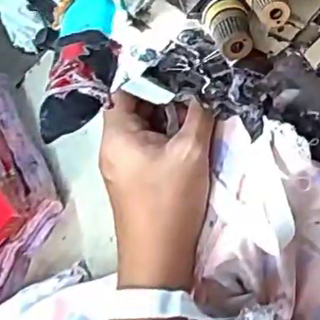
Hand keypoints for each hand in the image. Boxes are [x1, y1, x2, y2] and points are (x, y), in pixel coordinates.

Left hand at [99, 92, 215, 293]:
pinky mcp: (137, 174)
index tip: (178, 58)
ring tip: (198, 93)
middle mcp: (113, 146)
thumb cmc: (170, 201)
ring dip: (169, 110)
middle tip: (195, 74)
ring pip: (145, 123)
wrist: (159, 260)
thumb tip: (206, 85)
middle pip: (135, 105)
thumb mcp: (191, 152)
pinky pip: (150, 140)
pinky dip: (168, 128)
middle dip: (165, 89)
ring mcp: (124, 162)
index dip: (149, 72)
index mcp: (117, 136)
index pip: (125, 90)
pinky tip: (192, 122)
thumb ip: (198, 113)